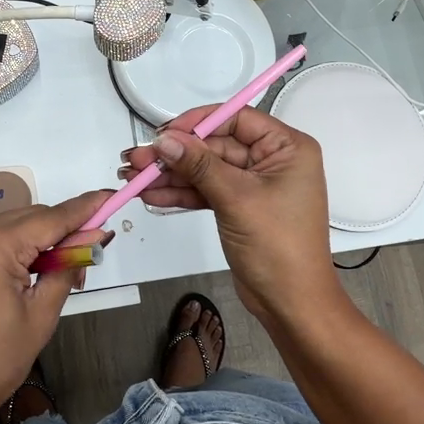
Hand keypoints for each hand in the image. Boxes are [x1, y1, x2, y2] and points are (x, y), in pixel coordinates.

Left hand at [0, 190, 112, 423]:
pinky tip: (21, 272)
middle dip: (60, 231)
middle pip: (29, 217)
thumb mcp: (40, 316)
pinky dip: (9, 246)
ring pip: (8, 224)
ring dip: (35, 239)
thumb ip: (67, 266)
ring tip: (53, 272)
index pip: (50, 218)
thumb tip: (93, 235)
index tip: (110, 196)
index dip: (84, 208)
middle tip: (84, 259)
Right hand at [124, 107, 339, 323]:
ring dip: (171, 174)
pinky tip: (151, 194)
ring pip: (206, 168)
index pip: (236, 119)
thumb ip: (199, 165)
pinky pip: (206, 190)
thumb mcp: (237, 199)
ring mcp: (254, 184)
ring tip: (132, 176)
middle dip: (176, 153)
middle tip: (136, 159)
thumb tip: (164, 139)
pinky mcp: (239, 206)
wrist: (292, 304)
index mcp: (286, 147)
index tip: (164, 134)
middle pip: (215, 145)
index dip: (198, 123)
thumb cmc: (278, 246)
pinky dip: (181, 193)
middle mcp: (272, 160)